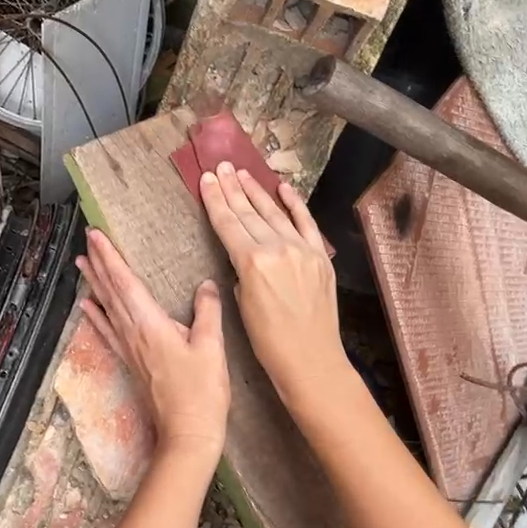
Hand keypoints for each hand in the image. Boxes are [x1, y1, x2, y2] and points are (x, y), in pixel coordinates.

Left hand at [76, 228, 229, 462]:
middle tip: (87, 238)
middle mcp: (132, 332)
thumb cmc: (201, 393)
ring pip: (106, 306)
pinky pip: (107, 330)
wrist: (186, 434)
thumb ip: (207, 312)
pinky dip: (95, 315)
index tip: (96, 235)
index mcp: (150, 323)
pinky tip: (86, 306)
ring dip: (93, 282)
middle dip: (98, 261)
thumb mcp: (212, 348)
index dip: (109, 255)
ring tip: (80, 262)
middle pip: (110, 289)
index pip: (124, 281)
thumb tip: (205, 285)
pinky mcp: (130, 361)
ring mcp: (128, 347)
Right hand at [199, 162, 355, 415]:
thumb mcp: (241, 302)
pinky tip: (282, 188)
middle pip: (249, 212)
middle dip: (232, 189)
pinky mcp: (319, 257)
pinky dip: (294, 204)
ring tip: (241, 173)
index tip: (207, 179)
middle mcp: (278, 248)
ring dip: (256, 191)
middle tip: (220, 167)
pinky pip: (306, 223)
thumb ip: (241, 269)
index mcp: (252, 261)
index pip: (229, 223)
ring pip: (274, 213)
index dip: (215, 200)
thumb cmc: (267, 341)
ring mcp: (302, 250)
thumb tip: (243, 252)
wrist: (311, 360)